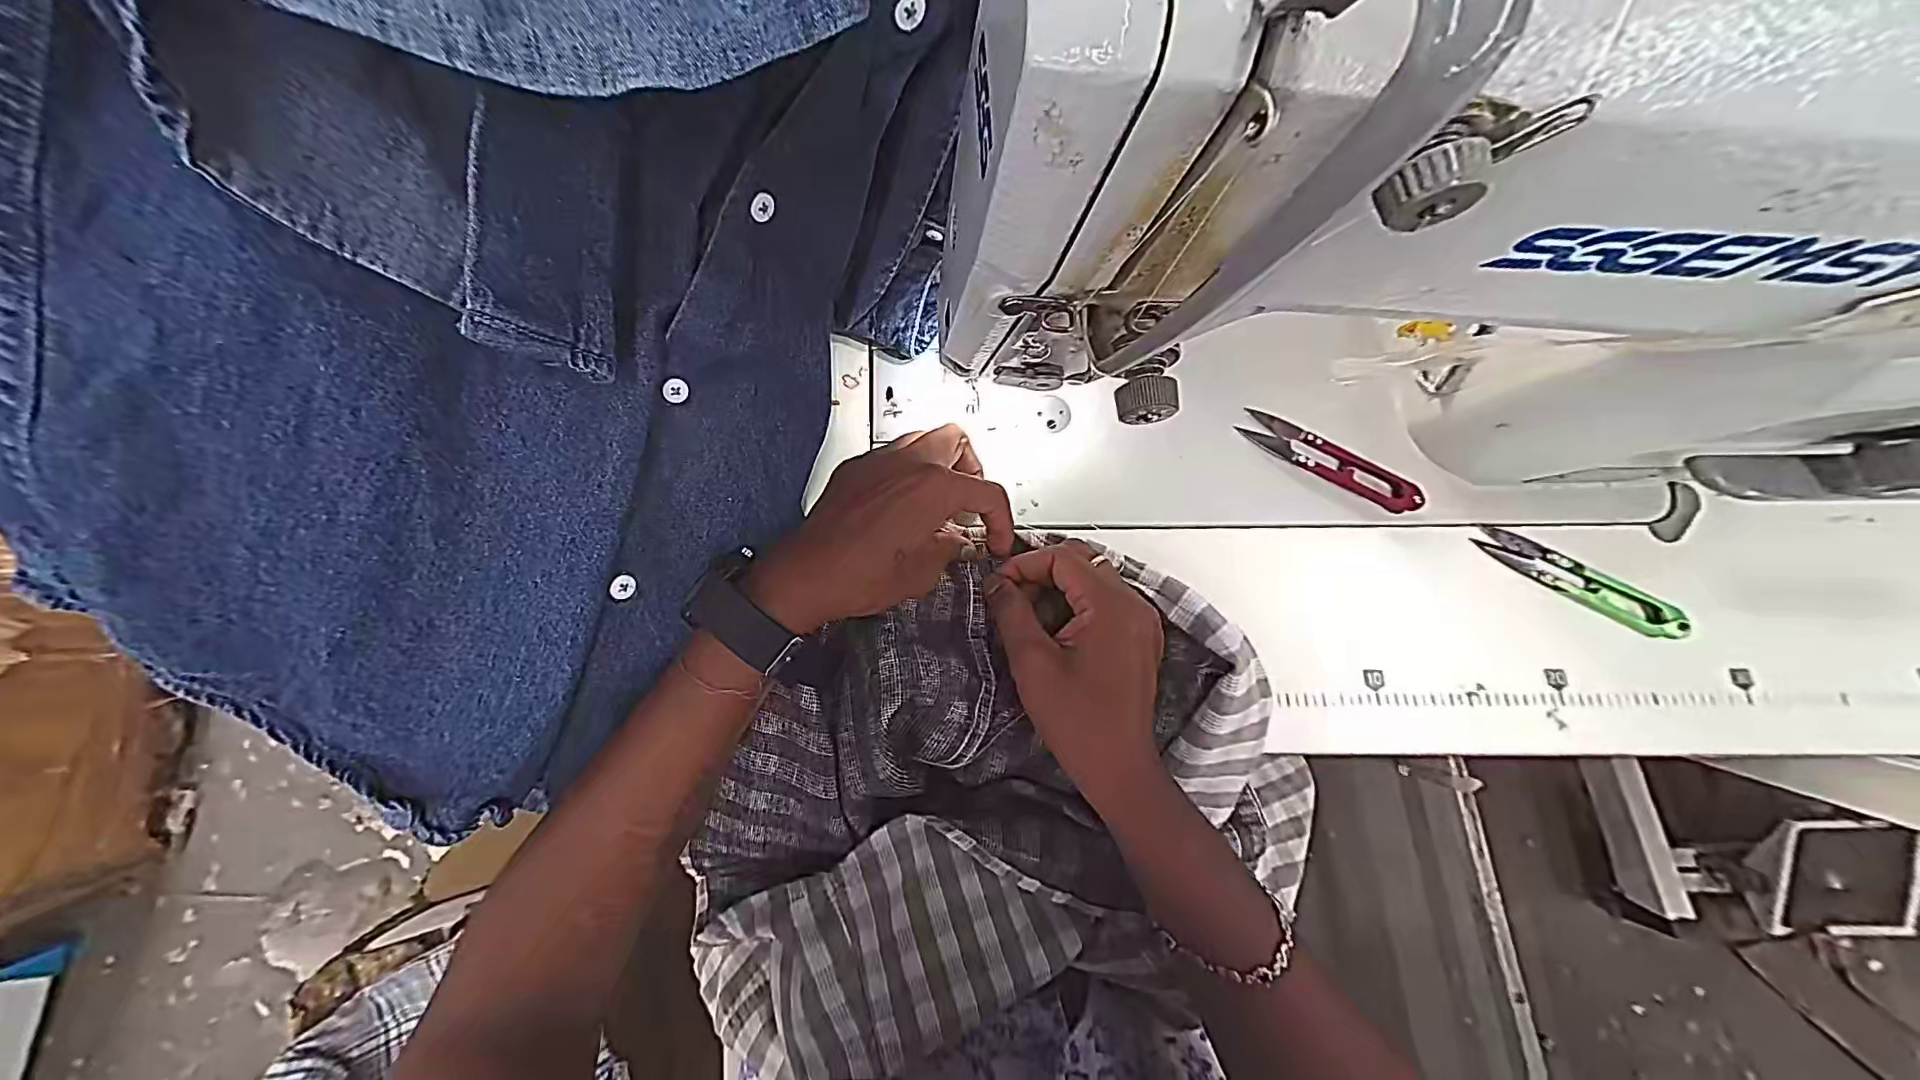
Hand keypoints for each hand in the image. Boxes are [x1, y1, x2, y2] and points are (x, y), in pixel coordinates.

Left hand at [747, 425, 1014, 632]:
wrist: (806, 576)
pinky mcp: (855, 469)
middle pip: (958, 440)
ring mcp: (878, 461)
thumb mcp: (921, 573)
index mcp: (933, 487)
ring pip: (923, 439)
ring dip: (940, 464)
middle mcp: (907, 464)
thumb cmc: (854, 575)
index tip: (995, 537)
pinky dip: (908, 472)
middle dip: (973, 469)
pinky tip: (905, 503)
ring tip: (941, 499)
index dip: (1001, 519)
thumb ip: (949, 550)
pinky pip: (891, 456)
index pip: (987, 490)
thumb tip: (956, 543)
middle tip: (971, 500)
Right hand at [984, 540, 1164, 805]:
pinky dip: (1077, 604)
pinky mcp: (1140, 637)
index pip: (1063, 558)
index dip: (1025, 564)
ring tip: (1027, 615)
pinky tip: (1053, 629)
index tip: (999, 584)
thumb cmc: (1078, 722)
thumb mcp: (1032, 662)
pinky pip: (1106, 602)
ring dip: (1058, 588)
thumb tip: (997, 584)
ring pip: (1094, 579)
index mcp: (1111, 607)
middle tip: (1010, 596)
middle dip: (1041, 572)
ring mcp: (1141, 621)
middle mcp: (1134, 606)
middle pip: (1082, 562)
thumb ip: (1012, 613)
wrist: (1118, 765)